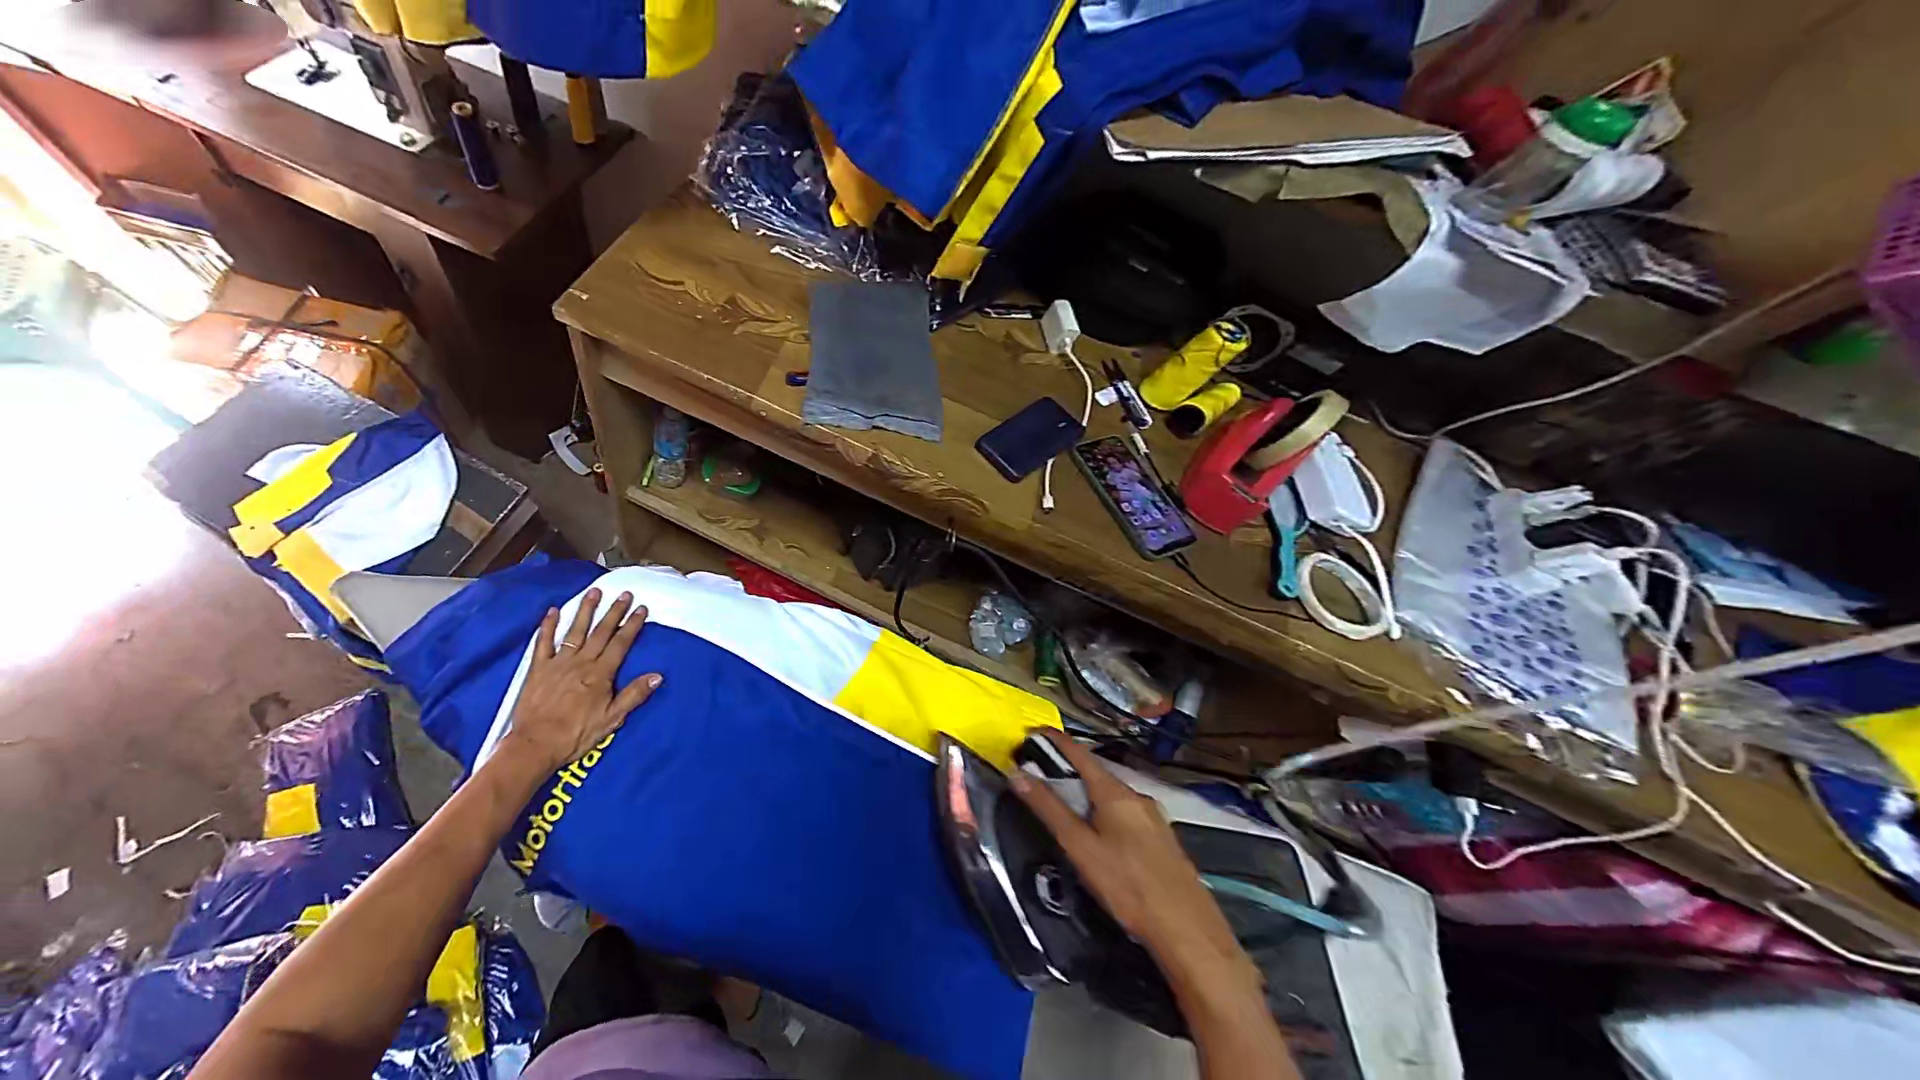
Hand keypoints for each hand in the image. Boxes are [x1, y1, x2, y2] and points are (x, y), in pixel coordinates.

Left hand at [496, 589, 661, 775]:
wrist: (534, 745)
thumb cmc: (576, 734)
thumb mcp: (612, 719)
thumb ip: (634, 695)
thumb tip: (657, 676)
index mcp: (600, 674)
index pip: (621, 643)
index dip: (632, 625)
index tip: (642, 609)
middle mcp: (581, 663)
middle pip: (601, 632)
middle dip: (615, 612)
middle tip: (625, 594)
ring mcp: (558, 663)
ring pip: (575, 631)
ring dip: (587, 610)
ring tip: (595, 592)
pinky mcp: (538, 669)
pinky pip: (544, 642)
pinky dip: (548, 626)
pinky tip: (554, 611)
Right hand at [1009, 729, 1260, 994]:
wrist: (1187, 930)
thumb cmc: (1128, 886)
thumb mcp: (1080, 848)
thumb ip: (1049, 810)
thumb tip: (1018, 774)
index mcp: (1116, 794)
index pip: (1080, 754)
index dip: (1055, 741)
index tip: (1033, 733)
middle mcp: (1139, 798)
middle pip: (1098, 775)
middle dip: (1069, 771)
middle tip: (1042, 776)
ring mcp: (1155, 819)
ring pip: (1114, 796)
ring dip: (1088, 794)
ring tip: (1066, 805)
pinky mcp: (1164, 841)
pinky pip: (1128, 815)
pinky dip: (1106, 813)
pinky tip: (1102, 836)